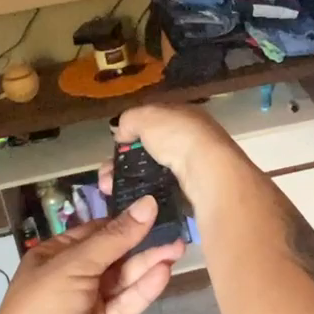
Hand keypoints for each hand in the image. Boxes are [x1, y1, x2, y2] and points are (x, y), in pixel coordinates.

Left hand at [0, 190, 183, 313]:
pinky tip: (164, 273)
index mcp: (54, 255)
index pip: (95, 231)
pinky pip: (126, 302)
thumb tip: (148, 203)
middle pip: (113, 254)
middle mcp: (71, 275)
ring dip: (148, 263)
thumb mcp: (76, 265)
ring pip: (123, 278)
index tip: (155, 209)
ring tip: (178, 249)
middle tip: (176, 231)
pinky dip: (144, 288)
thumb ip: (116, 237)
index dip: (124, 221)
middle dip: (142, 243)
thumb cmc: (43, 309)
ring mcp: (88, 302)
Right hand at [115, 104, 241, 185]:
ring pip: (151, 173)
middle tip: (106, 177)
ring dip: (129, 180)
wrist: (207, 171)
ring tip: (109, 189)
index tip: (116, 146)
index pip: (153, 121)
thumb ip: (130, 120)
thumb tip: (121, 132)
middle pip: (149, 150)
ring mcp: (190, 166)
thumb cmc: (177, 136)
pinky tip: (130, 198)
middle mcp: (189, 138)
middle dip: (124, 163)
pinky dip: (144, 193)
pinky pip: (160, 190)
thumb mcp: (147, 116)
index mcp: (183, 115)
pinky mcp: (189, 190)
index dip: (132, 131)